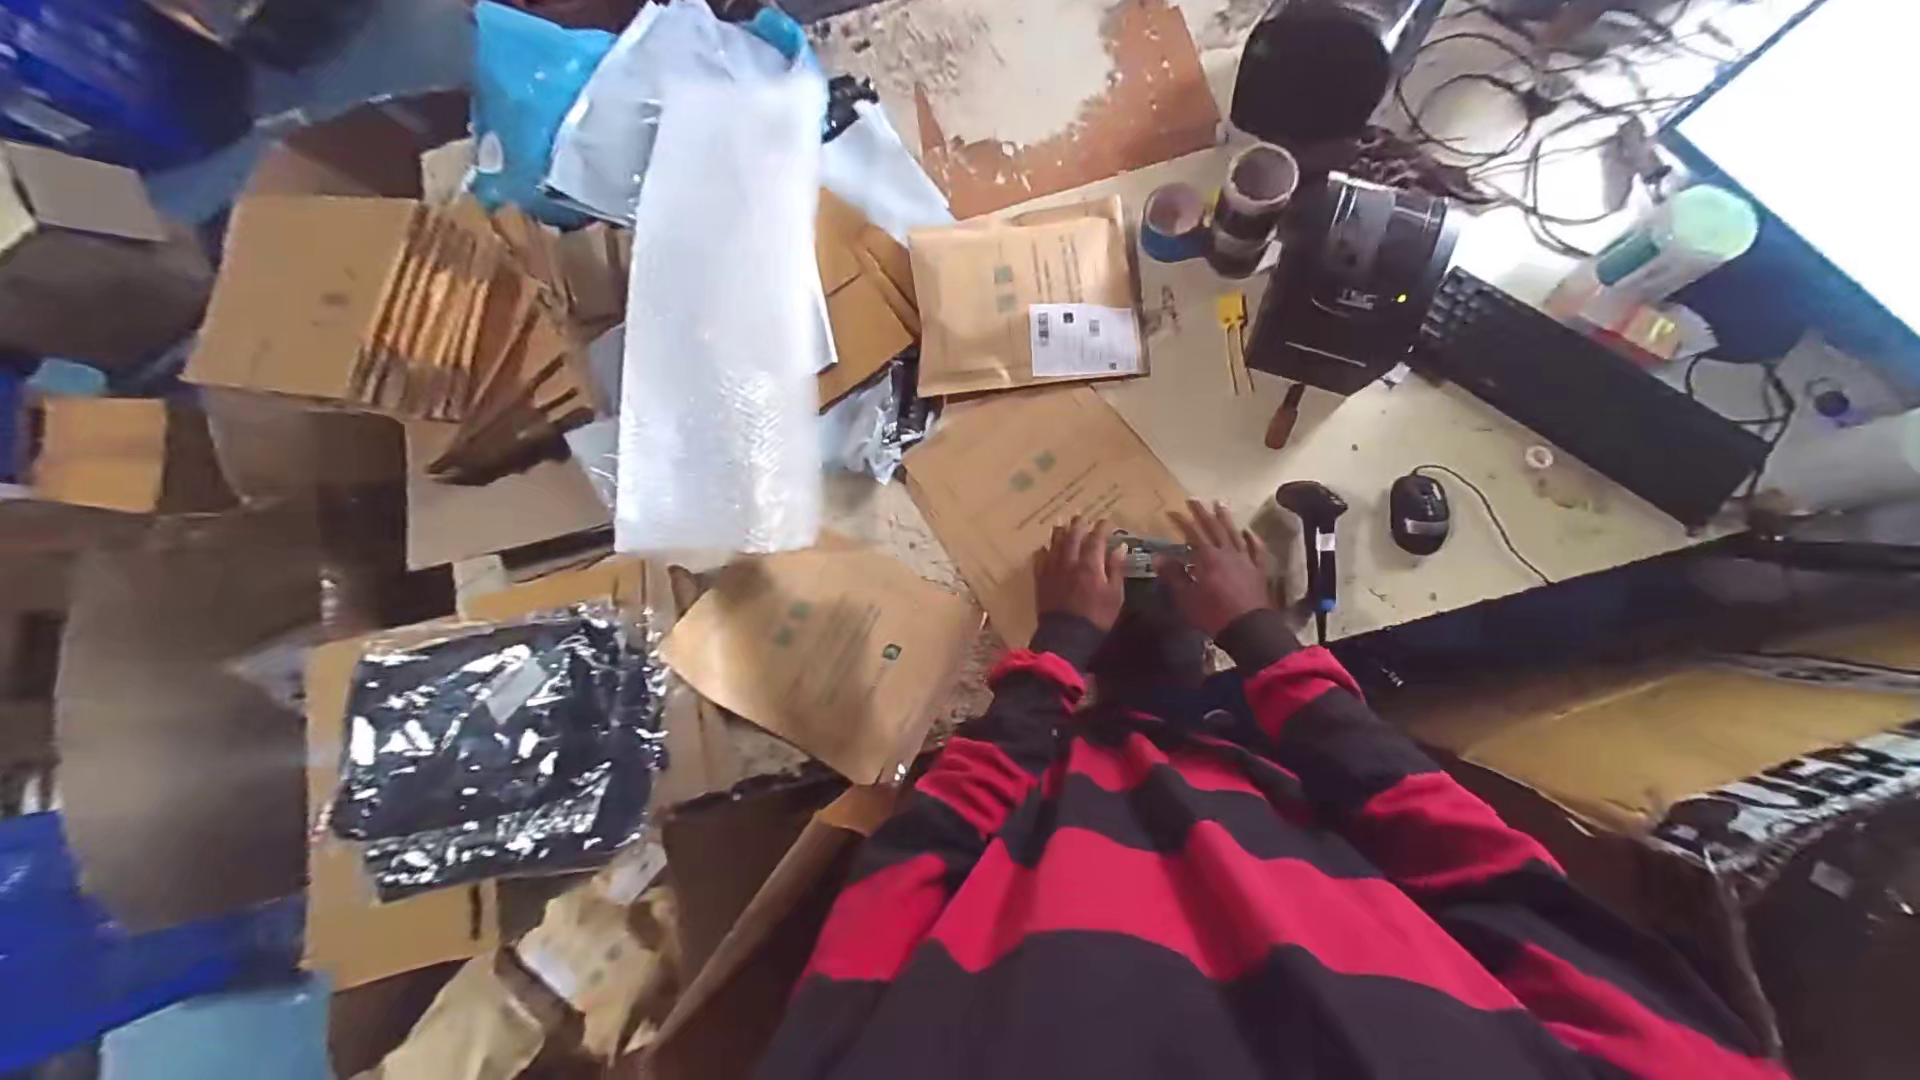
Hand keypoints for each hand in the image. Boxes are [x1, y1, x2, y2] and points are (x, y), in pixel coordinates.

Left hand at [1034, 516, 1126, 631]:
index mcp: (1090, 564)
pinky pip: (1039, 559)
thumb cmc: (1096, 617)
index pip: (1096, 538)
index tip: (1106, 522)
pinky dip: (1043, 551)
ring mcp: (1052, 569)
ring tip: (1063, 526)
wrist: (1066, 636)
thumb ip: (1116, 569)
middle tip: (1081, 518)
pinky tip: (1044, 548)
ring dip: (1060, 532)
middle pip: (1072, 535)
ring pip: (1054, 544)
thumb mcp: (1115, 595)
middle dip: (1078, 524)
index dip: (1102, 528)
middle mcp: (1069, 561)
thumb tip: (1120, 548)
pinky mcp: (1040, 579)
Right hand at [1156, 500, 1273, 637]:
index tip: (1173, 512)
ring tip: (1221, 505)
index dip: (1182, 521)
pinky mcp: (1258, 571)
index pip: (1193, 533)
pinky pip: (1256, 550)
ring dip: (1227, 519)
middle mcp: (1227, 553)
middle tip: (1196, 500)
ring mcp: (1245, 560)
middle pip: (1215, 528)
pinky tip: (1249, 532)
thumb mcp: (1186, 596)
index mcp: (1208, 557)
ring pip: (1235, 534)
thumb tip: (1158, 557)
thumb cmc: (1213, 613)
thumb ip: (1173, 575)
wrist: (1248, 628)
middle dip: (1204, 513)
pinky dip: (1252, 539)